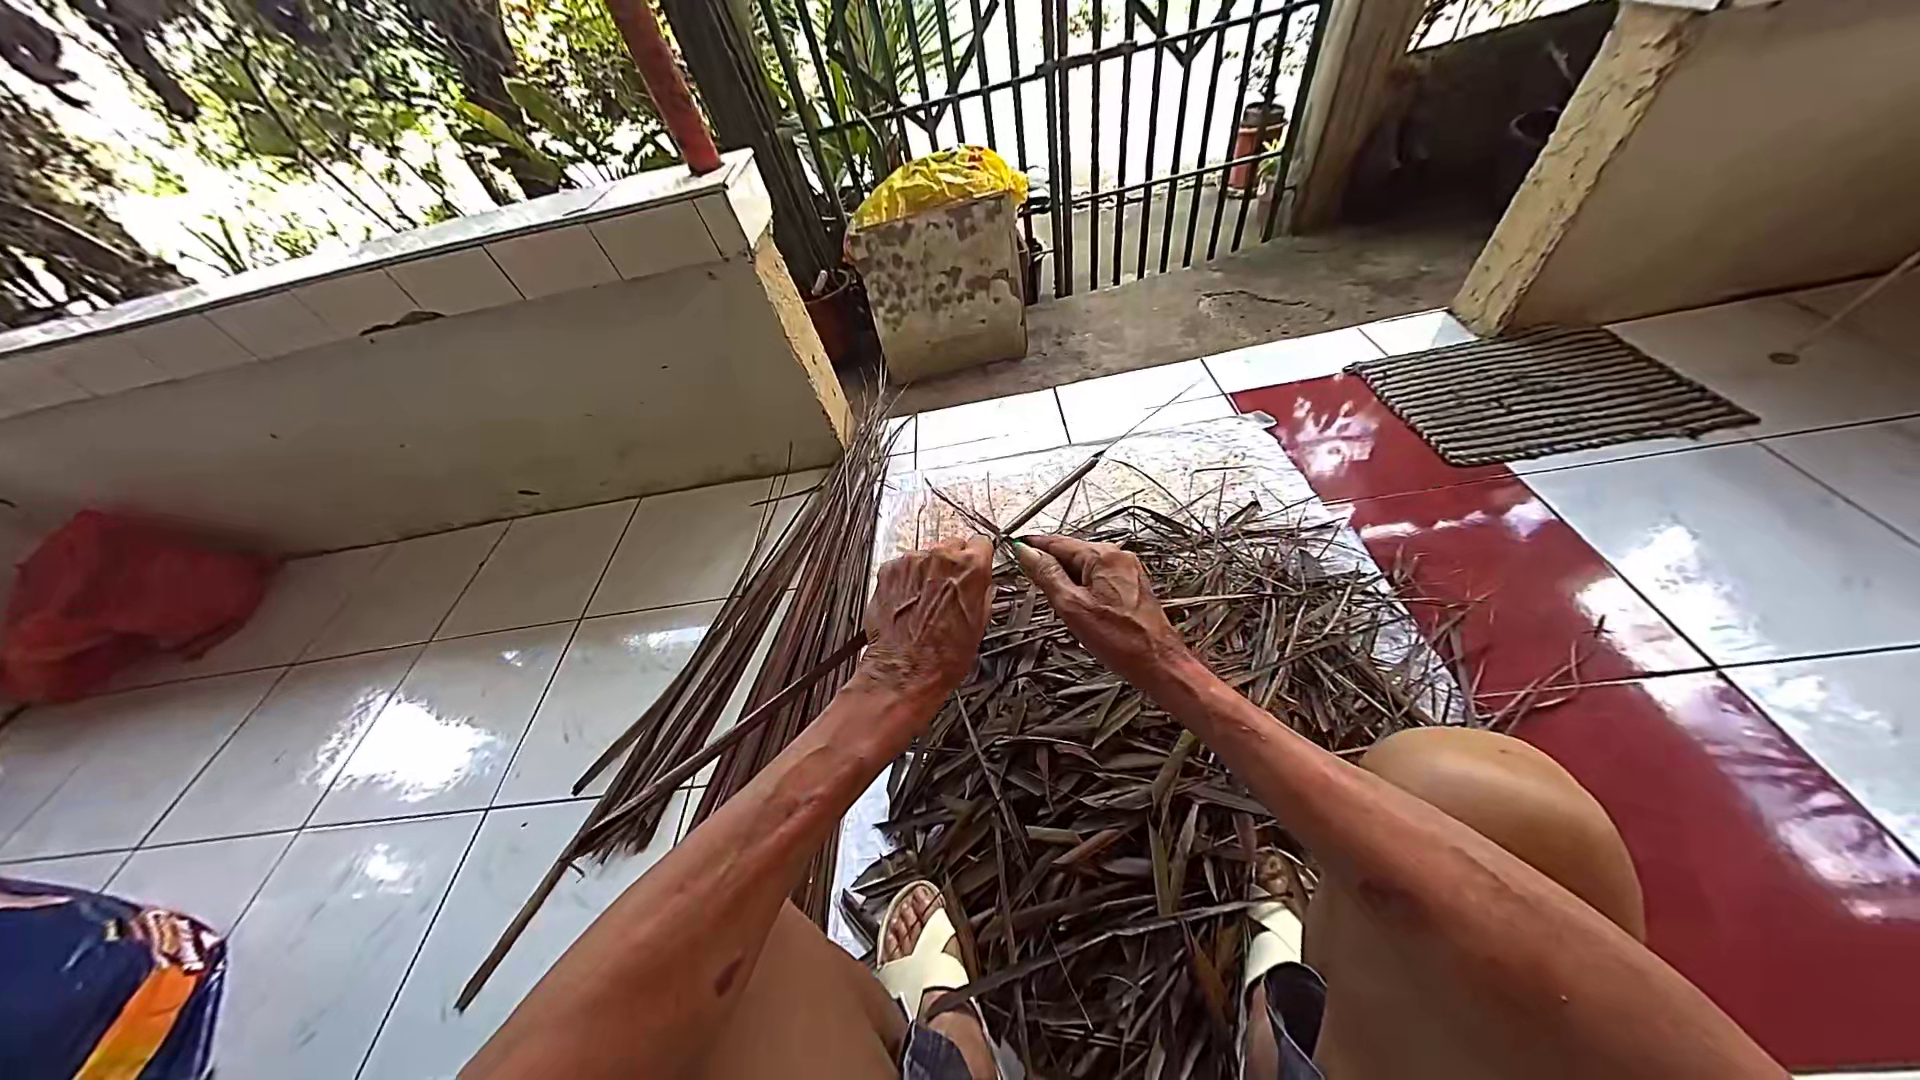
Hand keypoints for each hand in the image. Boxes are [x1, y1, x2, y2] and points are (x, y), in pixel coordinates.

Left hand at [859, 536, 993, 705]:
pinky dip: (906, 580)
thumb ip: (982, 591)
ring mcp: (911, 562)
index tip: (975, 565)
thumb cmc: (942, 655)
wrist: (906, 671)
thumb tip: (980, 584)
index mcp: (970, 567)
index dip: (978, 557)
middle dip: (952, 564)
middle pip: (951, 545)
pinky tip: (910, 604)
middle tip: (949, 591)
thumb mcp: (980, 622)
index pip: (981, 542)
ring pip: (926, 556)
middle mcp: (940, 558)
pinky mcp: (888, 571)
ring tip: (927, 603)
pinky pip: (902, 567)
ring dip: (927, 572)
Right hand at [1012, 534, 1194, 693]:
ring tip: (1052, 598)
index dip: (1033, 546)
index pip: (1058, 542)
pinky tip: (1076, 604)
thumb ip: (1046, 575)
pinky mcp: (1131, 587)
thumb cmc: (1121, 639)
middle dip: (1049, 564)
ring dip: (1065, 577)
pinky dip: (1081, 586)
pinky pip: (1098, 578)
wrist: (1157, 662)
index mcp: (1104, 556)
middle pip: (1072, 552)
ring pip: (1085, 566)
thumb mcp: (1071, 605)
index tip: (1016, 547)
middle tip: (1028, 577)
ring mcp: (1127, 571)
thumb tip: (1026, 553)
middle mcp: (1119, 558)